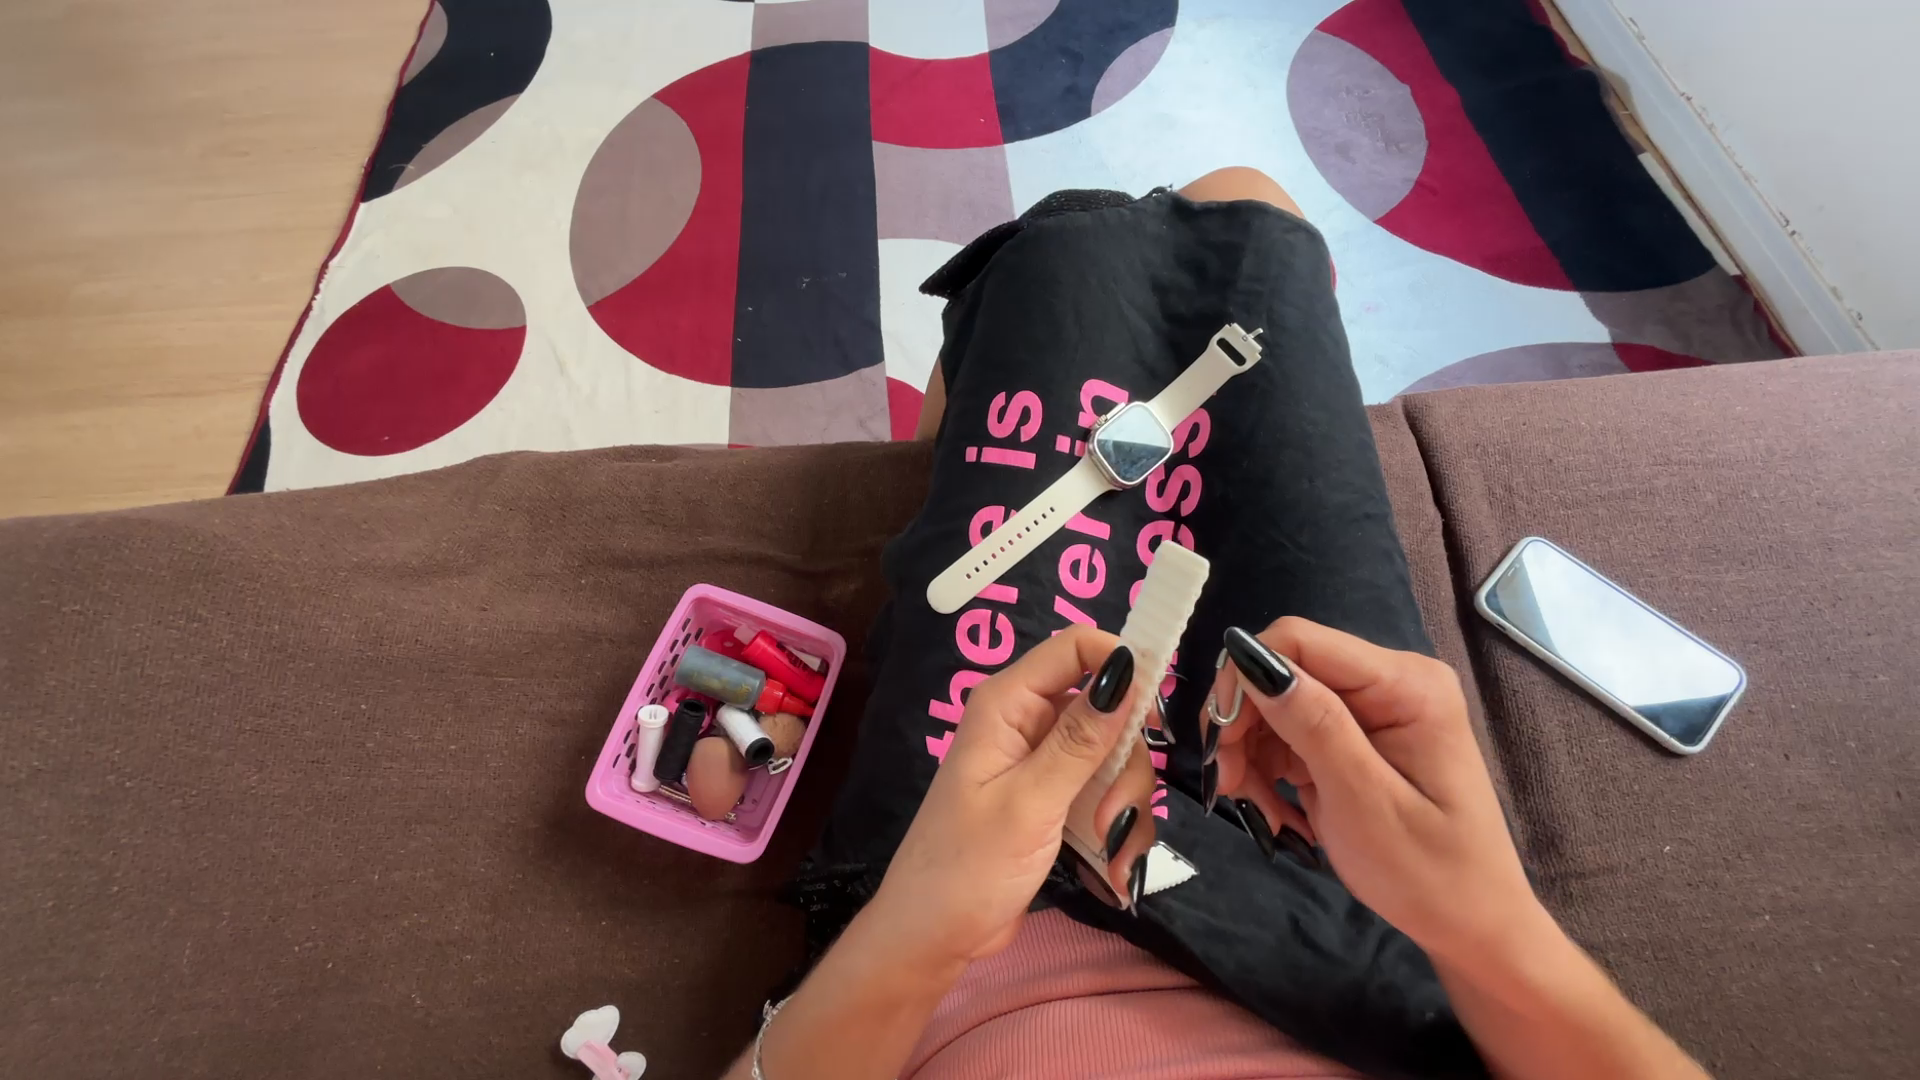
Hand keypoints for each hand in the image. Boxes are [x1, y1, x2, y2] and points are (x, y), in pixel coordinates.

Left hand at [868, 626, 1156, 964]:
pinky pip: (1107, 795)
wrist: (934, 936)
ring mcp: (1045, 762)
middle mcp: (1028, 722)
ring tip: (1111, 856)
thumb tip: (1128, 671)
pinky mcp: (1058, 799)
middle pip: (1107, 711)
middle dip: (1124, 768)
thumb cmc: (967, 865)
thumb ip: (1080, 739)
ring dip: (1124, 808)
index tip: (1156, 714)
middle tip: (1113, 819)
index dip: (1121, 662)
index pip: (1074, 647)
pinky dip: (1118, 831)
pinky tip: (1111, 871)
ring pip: (1115, 758)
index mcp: (1008, 703)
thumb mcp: (1029, 802)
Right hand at [1210, 617, 1546, 962]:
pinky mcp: (1347, 733)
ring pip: (1270, 703)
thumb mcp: (1365, 802)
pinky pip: (1282, 730)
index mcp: (1403, 684)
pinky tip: (1271, 806)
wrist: (1470, 927)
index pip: (1297, 640)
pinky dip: (1263, 766)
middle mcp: (1384, 680)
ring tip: (1254, 807)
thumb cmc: (1429, 873)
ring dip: (1247, 752)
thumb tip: (1250, 659)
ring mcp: (1366, 707)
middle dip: (1242, 724)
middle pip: (1279, 671)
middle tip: (1227, 783)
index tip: (1221, 738)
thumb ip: (1313, 724)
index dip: (1245, 676)